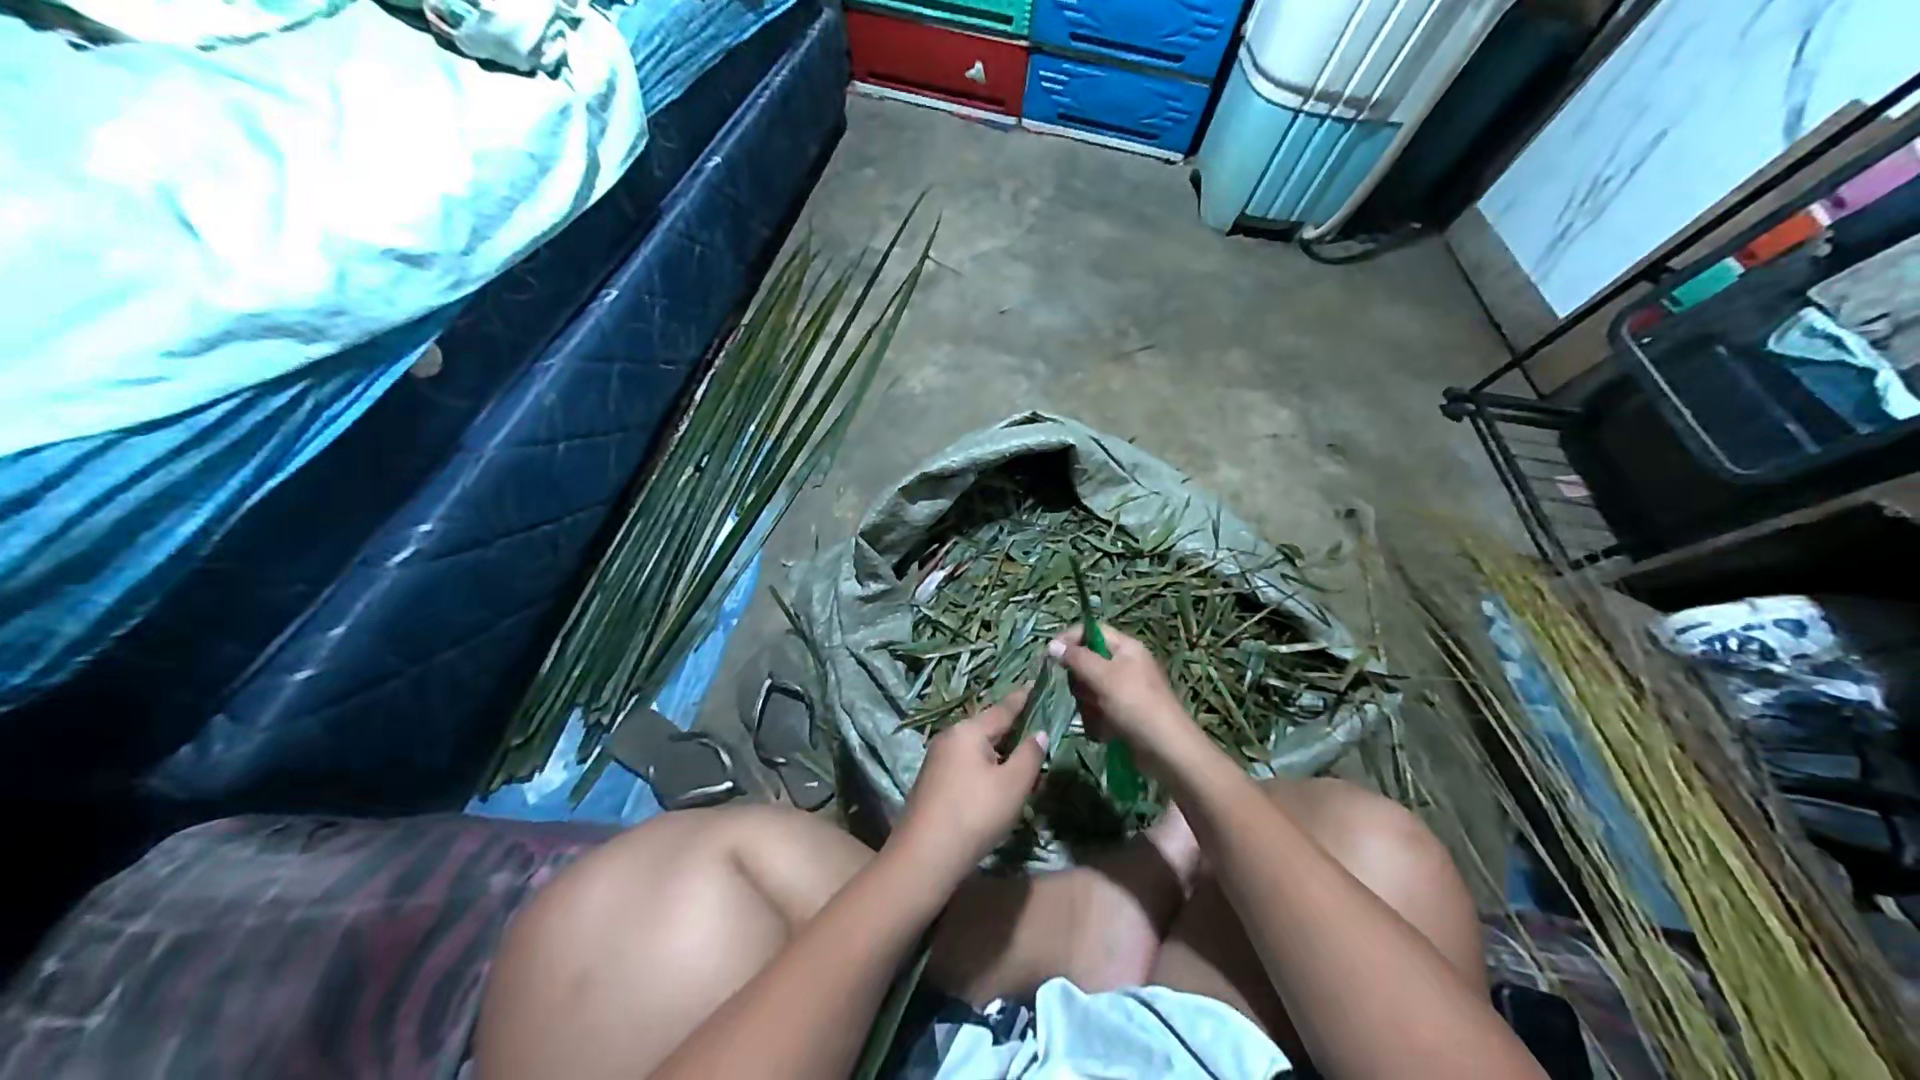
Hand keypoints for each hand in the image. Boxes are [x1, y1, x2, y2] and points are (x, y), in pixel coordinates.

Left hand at [893, 687, 1047, 882]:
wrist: (924, 856)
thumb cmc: (975, 814)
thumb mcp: (1013, 784)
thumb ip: (1030, 754)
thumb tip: (1039, 732)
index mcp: (968, 731)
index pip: (1003, 708)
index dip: (1024, 697)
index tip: (1037, 683)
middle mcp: (949, 737)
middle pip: (988, 726)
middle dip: (1013, 727)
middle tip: (1039, 725)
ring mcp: (937, 760)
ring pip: (977, 747)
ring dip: (1000, 751)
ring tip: (1024, 755)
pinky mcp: (933, 782)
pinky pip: (967, 763)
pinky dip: (986, 766)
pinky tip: (997, 781)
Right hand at [1049, 624, 1203, 776]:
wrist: (1166, 749)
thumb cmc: (1135, 705)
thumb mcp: (1103, 676)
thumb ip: (1076, 658)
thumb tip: (1052, 645)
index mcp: (1126, 648)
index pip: (1091, 631)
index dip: (1070, 639)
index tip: (1051, 656)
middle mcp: (1125, 664)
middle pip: (1087, 660)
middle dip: (1080, 679)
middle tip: (1085, 692)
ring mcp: (1124, 690)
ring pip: (1089, 687)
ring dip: (1088, 702)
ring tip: (1097, 714)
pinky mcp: (1122, 712)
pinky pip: (1097, 707)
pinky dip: (1096, 718)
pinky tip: (1103, 729)